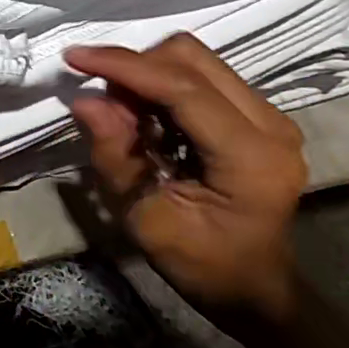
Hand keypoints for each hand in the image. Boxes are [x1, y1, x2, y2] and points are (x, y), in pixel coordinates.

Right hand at [66, 34, 304, 328]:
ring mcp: (272, 114)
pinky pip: (207, 77)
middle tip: (105, 102)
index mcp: (250, 157)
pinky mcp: (263, 115)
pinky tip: (153, 122)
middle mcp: (270, 123)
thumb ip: (117, 158)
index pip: (183, 88)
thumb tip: (85, 101)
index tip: (77, 58)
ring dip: (151, 75)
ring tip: (126, 115)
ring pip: (199, 61)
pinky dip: (168, 87)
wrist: (257, 289)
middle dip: (137, 68)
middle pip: (193, 59)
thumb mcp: (148, 223)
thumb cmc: (204, 268)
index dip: (126, 67)